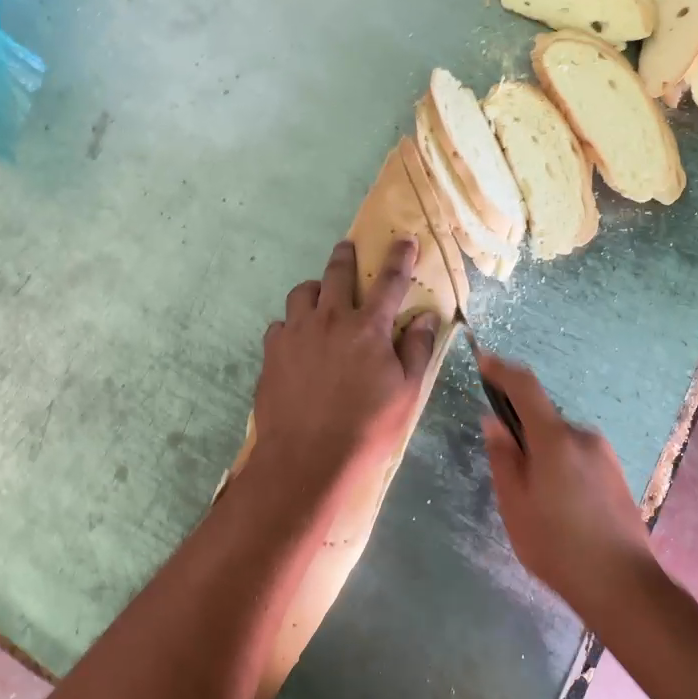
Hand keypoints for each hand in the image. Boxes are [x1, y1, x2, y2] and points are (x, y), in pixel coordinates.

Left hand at [252, 239, 439, 480]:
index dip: (400, 257)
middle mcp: (330, 320)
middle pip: (337, 274)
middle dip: (346, 256)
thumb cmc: (367, 429)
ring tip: (320, 298)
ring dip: (314, 290)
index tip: (404, 239)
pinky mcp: (271, 353)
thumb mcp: (406, 394)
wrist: (307, 459)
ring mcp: (295, 334)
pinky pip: (279, 325)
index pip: (390, 282)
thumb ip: (417, 350)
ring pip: (302, 294)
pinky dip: (290, 325)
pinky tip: (296, 340)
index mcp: (368, 328)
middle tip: (348, 248)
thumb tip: (426, 316)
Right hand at [480, 353, 655, 618]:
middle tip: (507, 474)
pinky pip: (578, 459)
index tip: (483, 361)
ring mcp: (605, 456)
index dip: (502, 371)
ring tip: (535, 503)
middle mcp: (584, 436)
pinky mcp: (616, 476)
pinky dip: (561, 470)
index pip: (525, 387)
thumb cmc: (557, 545)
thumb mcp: (514, 504)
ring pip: (561, 443)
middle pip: (543, 420)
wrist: (623, 585)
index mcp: (555, 438)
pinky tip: (560, 510)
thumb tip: (494, 421)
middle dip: (522, 434)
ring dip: (543, 456)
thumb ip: (502, 457)